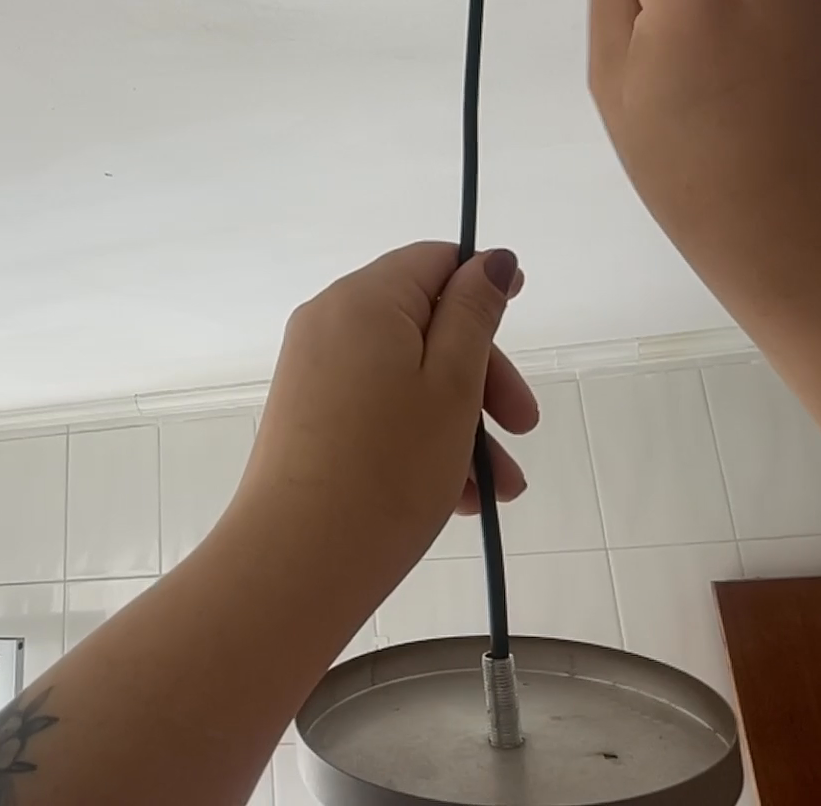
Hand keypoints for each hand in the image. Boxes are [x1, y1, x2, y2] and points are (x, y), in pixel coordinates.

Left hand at [234, 242, 530, 583]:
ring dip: (458, 420)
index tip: (522, 312)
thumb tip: (490, 259)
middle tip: (523, 427)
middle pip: (423, 323)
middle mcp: (329, 322)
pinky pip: (376, 406)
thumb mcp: (451, 383)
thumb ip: (474, 313)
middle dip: (480, 374)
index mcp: (363, 298)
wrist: (297, 561)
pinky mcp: (307, 414)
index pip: (433, 260)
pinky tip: (457, 496)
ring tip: (497, 489)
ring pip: (405, 375)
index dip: (481, 282)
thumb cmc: (389, 466)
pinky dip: (418, 436)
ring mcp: (313, 370)